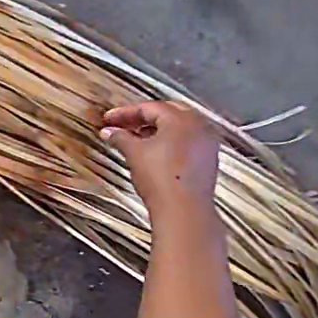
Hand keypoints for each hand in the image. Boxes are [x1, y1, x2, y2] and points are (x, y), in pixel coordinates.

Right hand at [101, 101, 222, 232]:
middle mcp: (199, 127)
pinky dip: (169, 143)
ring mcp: (206, 144)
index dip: (125, 112)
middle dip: (142, 119)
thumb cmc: (163, 180)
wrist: (183, 210)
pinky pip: (186, 143)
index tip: (111, 118)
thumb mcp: (134, 153)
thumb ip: (120, 137)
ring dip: (156, 131)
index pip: (149, 107)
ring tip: (136, 140)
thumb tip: (110, 132)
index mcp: (181, 119)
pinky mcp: (208, 160)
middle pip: (167, 113)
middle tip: (123, 125)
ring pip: (178, 129)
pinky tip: (155, 154)